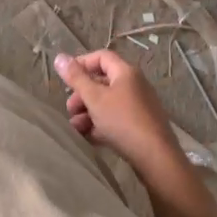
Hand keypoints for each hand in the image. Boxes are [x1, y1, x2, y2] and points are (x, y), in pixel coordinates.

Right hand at [56, 50, 180, 171]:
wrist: (156, 159)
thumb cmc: (123, 121)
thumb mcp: (94, 98)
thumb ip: (76, 78)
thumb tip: (59, 57)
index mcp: (126, 73)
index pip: (101, 57)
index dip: (82, 63)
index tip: (66, 78)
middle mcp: (135, 86)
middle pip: (102, 82)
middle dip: (82, 95)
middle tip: (70, 109)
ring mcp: (140, 107)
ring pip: (108, 103)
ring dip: (89, 112)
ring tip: (75, 127)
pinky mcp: (141, 127)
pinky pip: (117, 119)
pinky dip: (101, 125)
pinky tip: (89, 137)